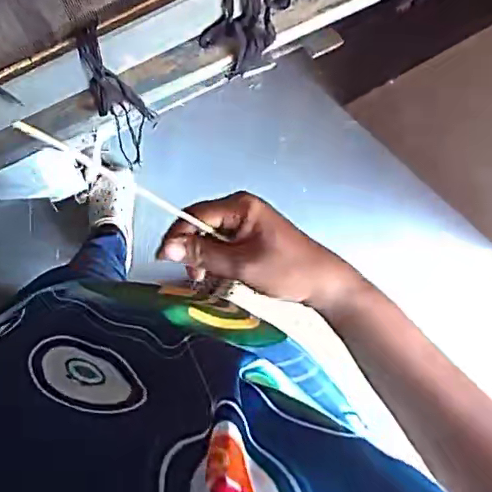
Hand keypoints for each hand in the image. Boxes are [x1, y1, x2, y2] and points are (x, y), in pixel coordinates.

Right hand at [159, 192, 368, 314]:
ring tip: (203, 277)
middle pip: (200, 223)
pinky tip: (217, 275)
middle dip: (190, 247)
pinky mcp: (251, 235)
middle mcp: (241, 207)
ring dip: (202, 256)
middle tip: (189, 273)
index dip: (177, 235)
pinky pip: (222, 242)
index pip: (195, 214)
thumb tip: (168, 248)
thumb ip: (203, 254)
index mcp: (240, 206)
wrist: (328, 285)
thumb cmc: (288, 271)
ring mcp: (247, 221)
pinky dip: (215, 258)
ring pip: (210, 235)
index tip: (164, 257)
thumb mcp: (242, 265)